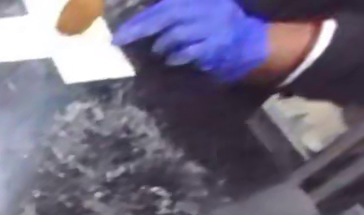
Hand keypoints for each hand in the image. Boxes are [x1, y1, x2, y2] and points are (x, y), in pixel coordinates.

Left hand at [113, 0, 269, 84]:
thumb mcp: (192, 18)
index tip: (119, 32)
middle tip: (118, 40)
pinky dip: (175, 57)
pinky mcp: (217, 44)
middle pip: (171, 14)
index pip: (168, 4)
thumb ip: (168, 20)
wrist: (245, 45)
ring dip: (161, 45)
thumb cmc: (209, 33)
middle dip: (141, 27)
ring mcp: (216, 24)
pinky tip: (174, 60)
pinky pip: (187, 52)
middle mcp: (211, 6)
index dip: (142, 17)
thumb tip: (132, 29)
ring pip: (177, 33)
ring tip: (161, 51)